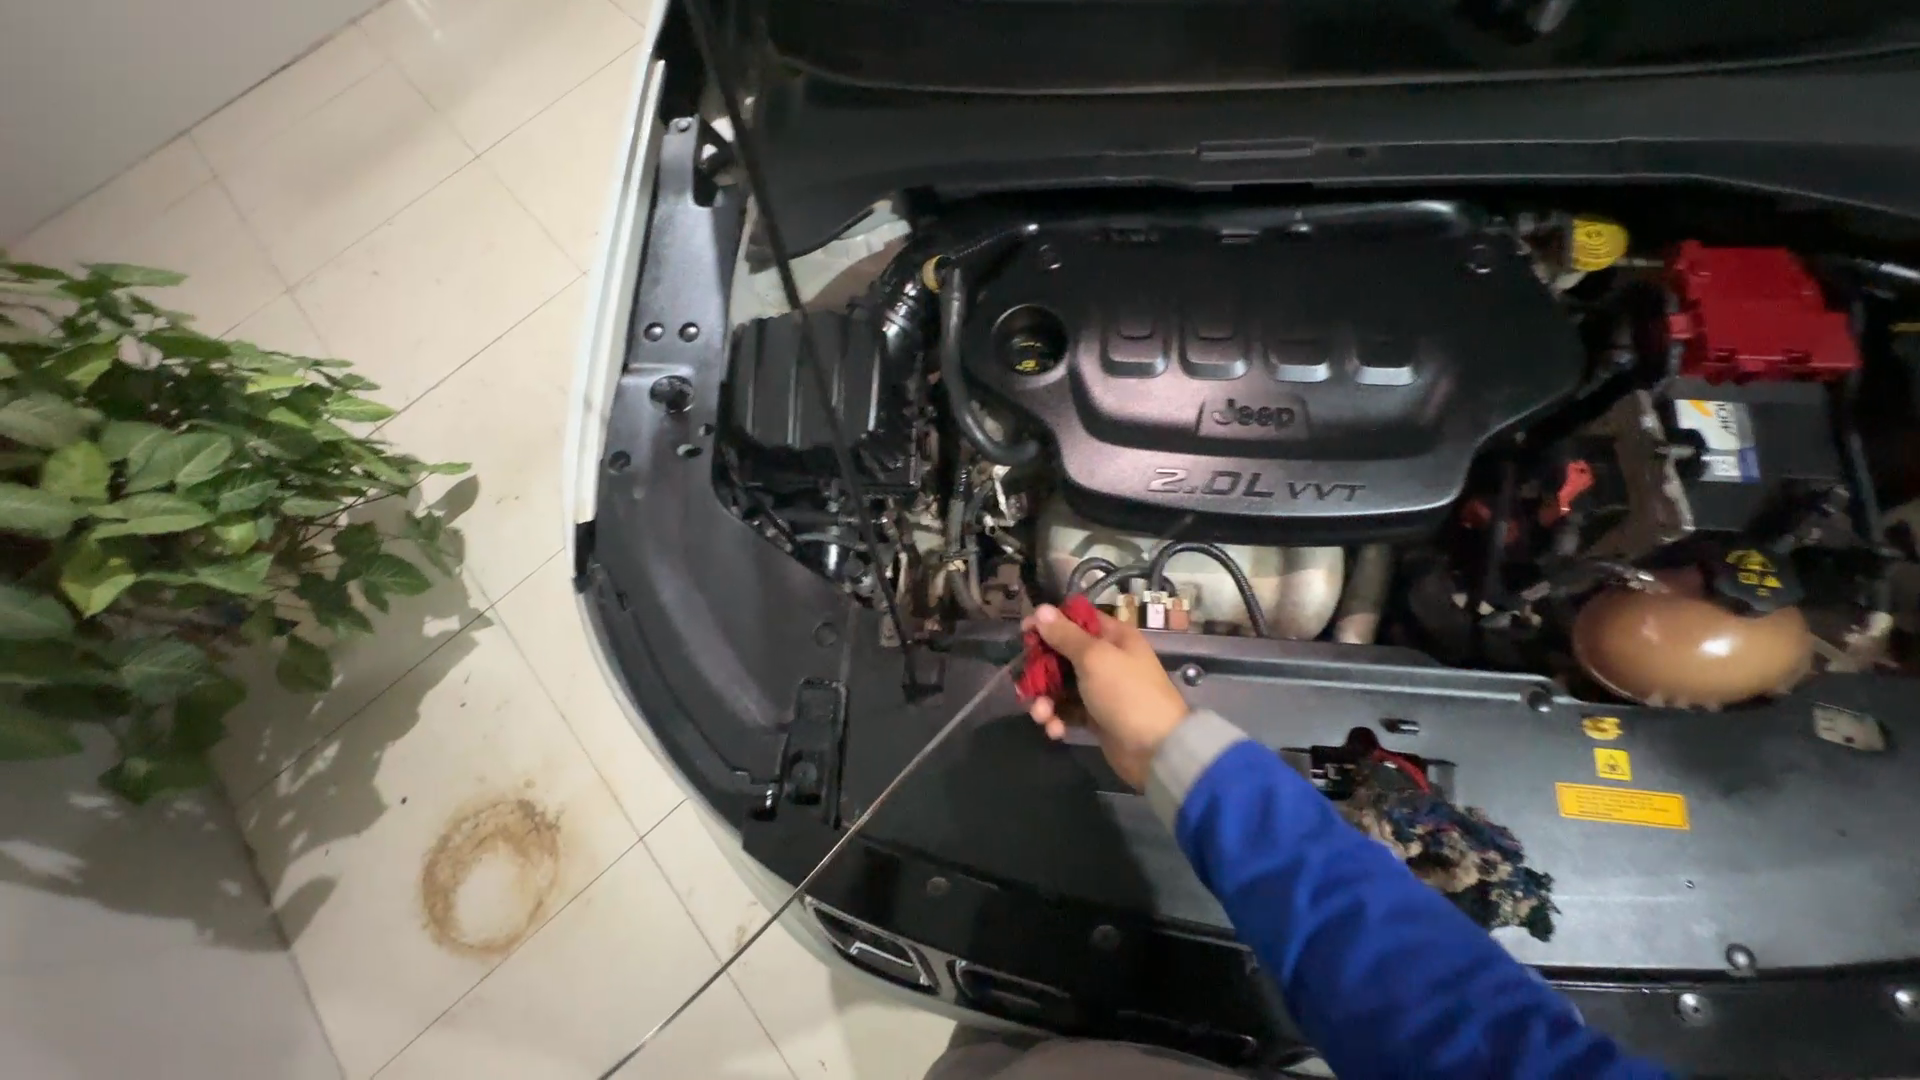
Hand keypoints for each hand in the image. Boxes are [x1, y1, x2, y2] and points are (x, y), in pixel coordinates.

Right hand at [1023, 604, 1190, 789]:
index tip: (1025, 631)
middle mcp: (1106, 658)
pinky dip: (1057, 718)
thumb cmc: (1126, 694)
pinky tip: (1055, 730)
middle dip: (1040, 669)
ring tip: (1041, 715)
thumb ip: (1065, 635)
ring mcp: (1100, 688)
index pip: (1076, 619)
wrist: (1156, 750)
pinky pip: (1068, 710)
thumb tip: (1042, 609)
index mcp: (1113, 636)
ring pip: (1060, 684)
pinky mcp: (1095, 716)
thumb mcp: (1095, 658)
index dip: (1049, 623)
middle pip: (1062, 653)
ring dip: (1045, 698)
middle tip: (1023, 682)